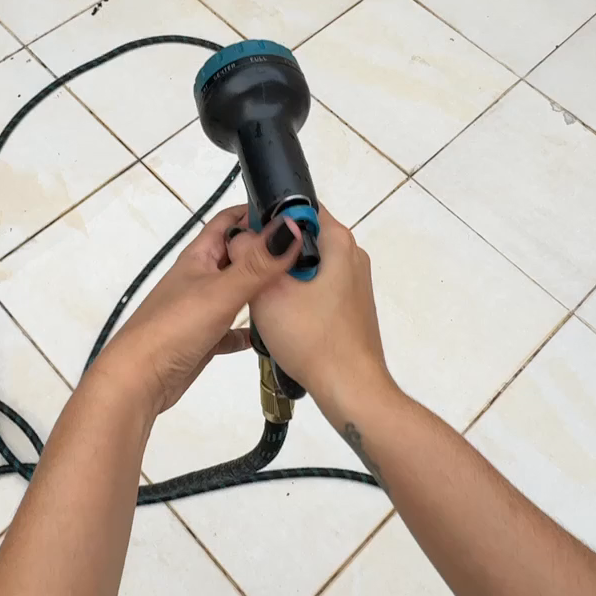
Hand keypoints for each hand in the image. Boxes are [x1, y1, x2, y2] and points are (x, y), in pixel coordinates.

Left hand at [86, 205, 298, 417]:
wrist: (139, 378)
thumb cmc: (176, 326)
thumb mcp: (222, 290)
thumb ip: (258, 263)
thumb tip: (293, 227)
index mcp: (200, 256)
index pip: (230, 220)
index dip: (258, 212)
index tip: (296, 213)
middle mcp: (201, 277)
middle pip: (238, 255)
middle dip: (268, 250)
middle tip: (309, 253)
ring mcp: (201, 308)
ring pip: (238, 290)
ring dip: (262, 288)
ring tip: (298, 288)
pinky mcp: (204, 338)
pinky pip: (232, 328)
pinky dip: (250, 330)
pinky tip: (271, 336)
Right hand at [247, 205, 389, 406]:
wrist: (350, 388)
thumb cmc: (310, 336)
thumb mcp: (267, 291)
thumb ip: (248, 254)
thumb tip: (239, 235)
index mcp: (339, 242)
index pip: (301, 207)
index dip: (269, 217)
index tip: (246, 239)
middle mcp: (353, 256)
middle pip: (303, 238)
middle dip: (274, 250)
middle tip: (247, 270)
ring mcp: (356, 284)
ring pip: (308, 265)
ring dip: (283, 277)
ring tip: (262, 298)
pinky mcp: (352, 307)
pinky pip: (318, 287)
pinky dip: (299, 295)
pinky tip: (283, 318)